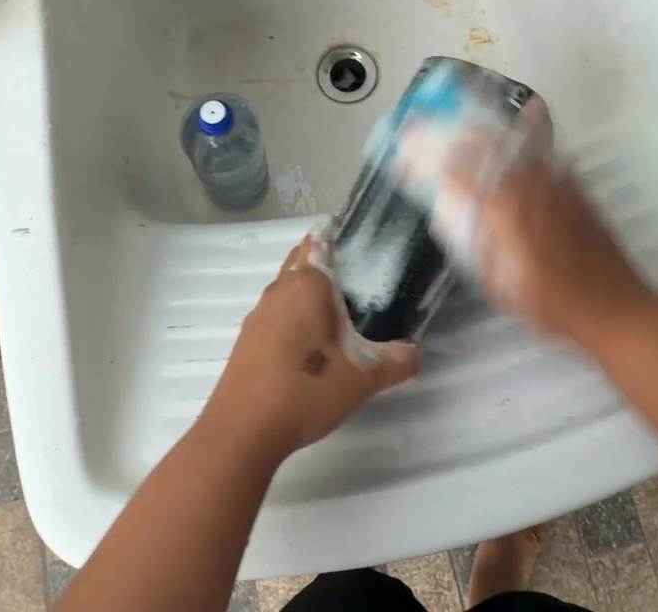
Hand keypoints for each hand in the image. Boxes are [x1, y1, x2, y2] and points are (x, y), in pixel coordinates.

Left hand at [200, 237, 419, 459]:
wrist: (243, 430)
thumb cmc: (307, 389)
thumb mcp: (365, 377)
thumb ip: (397, 361)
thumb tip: (414, 353)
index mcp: (309, 285)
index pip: (319, 242)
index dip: (331, 231)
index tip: (345, 228)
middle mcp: (280, 291)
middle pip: (299, 260)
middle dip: (319, 257)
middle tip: (349, 267)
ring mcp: (258, 315)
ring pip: (284, 288)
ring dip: (304, 288)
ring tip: (332, 303)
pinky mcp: (247, 341)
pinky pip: (274, 313)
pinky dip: (291, 314)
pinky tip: (306, 339)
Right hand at [403, 99, 655, 344]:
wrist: (614, 307)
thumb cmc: (553, 307)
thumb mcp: (500, 288)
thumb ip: (474, 249)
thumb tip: (449, 221)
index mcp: (504, 217)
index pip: (459, 175)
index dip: (431, 160)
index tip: (410, 151)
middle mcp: (527, 192)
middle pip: (485, 150)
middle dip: (454, 134)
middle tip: (433, 124)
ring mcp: (554, 185)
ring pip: (516, 145)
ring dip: (487, 127)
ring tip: (468, 112)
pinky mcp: (574, 186)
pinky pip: (546, 150)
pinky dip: (529, 131)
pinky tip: (524, 117)